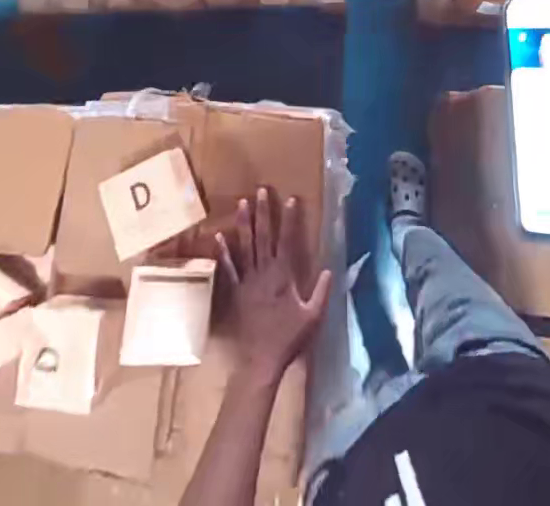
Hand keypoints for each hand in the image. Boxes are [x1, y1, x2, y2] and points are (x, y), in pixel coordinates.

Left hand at [215, 188, 331, 383]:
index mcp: (283, 275)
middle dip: (263, 212)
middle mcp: (263, 271)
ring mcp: (247, 279)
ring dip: (243, 223)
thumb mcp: (314, 317)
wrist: (261, 359)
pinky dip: (223, 252)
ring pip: (244, 245)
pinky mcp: (235, 290)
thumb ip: (322, 292)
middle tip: (261, 190)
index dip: (289, 219)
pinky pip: (228, 268)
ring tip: (241, 202)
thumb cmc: (290, 338)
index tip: (291, 199)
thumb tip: (330, 269)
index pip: (287, 240)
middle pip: (263, 235)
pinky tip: (219, 236)